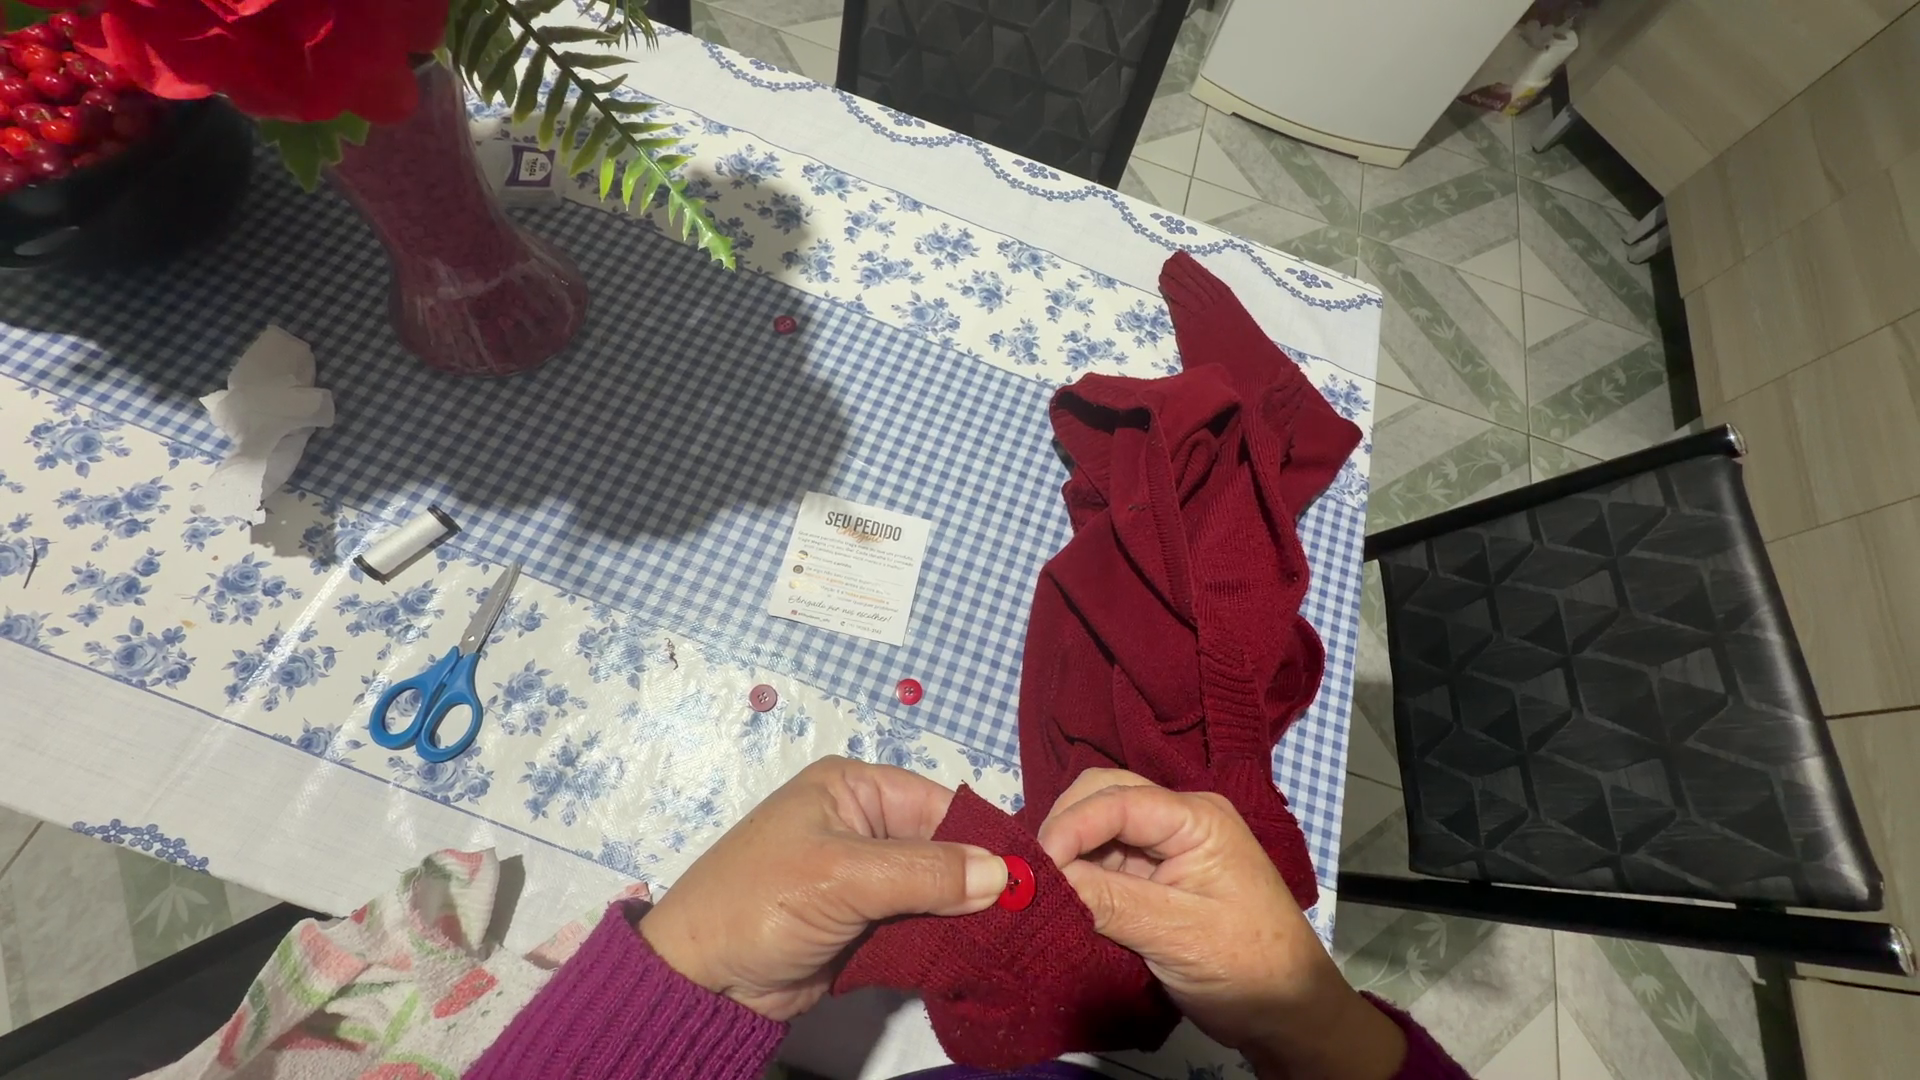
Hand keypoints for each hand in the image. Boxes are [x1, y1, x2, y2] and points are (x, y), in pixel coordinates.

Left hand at [639, 756, 1007, 1020]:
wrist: (696, 981)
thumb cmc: (762, 900)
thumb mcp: (845, 875)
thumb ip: (926, 873)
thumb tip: (1005, 873)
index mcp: (854, 789)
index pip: (935, 803)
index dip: (981, 835)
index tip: (1029, 872)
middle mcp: (863, 824)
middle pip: (939, 846)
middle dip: (978, 878)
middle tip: (1029, 911)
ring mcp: (863, 877)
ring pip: (932, 889)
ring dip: (965, 913)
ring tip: (1015, 935)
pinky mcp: (862, 923)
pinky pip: (915, 923)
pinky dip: (942, 938)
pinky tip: (978, 953)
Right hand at [1037, 769, 1405, 1079]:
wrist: (1292, 1016)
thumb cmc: (1249, 968)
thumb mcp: (1178, 936)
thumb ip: (1109, 902)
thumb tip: (1044, 881)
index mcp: (1195, 817)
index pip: (1119, 799)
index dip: (1071, 824)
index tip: (1036, 865)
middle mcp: (1179, 816)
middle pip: (1105, 794)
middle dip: (1065, 826)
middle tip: (1035, 870)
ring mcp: (1167, 841)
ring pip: (1101, 822)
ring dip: (1070, 847)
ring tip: (1044, 882)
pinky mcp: (1156, 869)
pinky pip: (1107, 853)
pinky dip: (1081, 868)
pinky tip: (1065, 890)